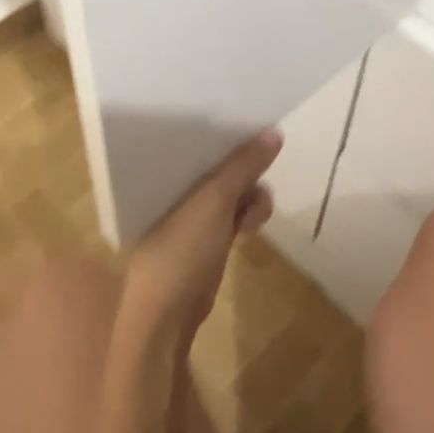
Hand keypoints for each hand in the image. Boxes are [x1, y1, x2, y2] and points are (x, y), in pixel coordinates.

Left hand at [121, 129, 281, 338]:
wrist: (168, 316)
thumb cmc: (181, 249)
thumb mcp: (215, 200)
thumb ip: (243, 166)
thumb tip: (276, 132)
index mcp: (158, 174)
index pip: (189, 139)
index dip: (219, 129)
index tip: (250, 116)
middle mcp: (170, 191)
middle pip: (213, 164)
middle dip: (242, 164)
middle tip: (265, 163)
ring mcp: (187, 218)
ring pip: (227, 191)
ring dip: (247, 194)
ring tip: (255, 210)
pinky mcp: (204, 242)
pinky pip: (230, 216)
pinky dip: (244, 216)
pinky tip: (252, 226)